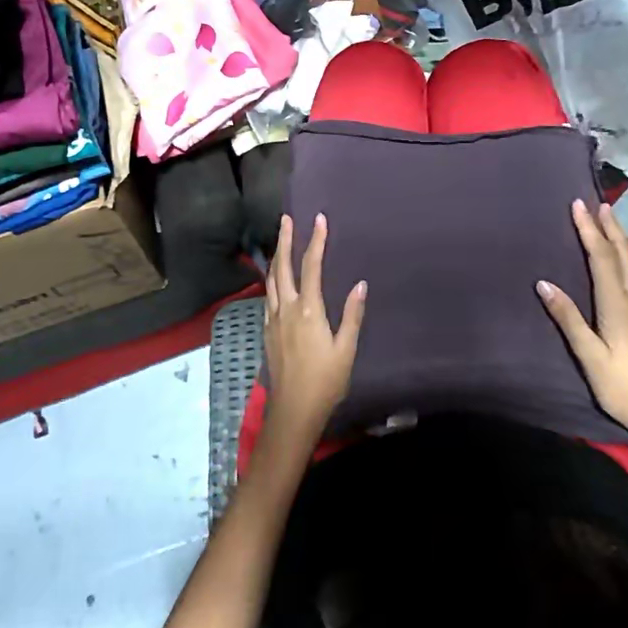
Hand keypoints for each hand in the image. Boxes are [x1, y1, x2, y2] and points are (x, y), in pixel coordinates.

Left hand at [263, 214, 366, 441]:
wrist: (293, 408)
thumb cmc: (326, 381)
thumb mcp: (346, 350)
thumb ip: (352, 315)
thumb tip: (360, 284)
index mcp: (308, 310)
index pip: (311, 267)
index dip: (315, 241)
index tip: (319, 220)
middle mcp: (286, 308)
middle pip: (283, 266)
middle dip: (284, 240)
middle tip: (285, 219)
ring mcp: (273, 318)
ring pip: (271, 279)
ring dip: (276, 257)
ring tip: (280, 240)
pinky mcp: (267, 329)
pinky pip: (268, 295)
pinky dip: (272, 278)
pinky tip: (275, 278)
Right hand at [539, 200, 627, 441]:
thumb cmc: (625, 388)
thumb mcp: (589, 356)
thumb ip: (569, 318)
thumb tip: (544, 283)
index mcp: (618, 305)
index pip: (601, 258)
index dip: (589, 231)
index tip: (578, 205)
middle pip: (624, 256)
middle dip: (611, 229)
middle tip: (601, 205)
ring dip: (624, 243)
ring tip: (615, 226)